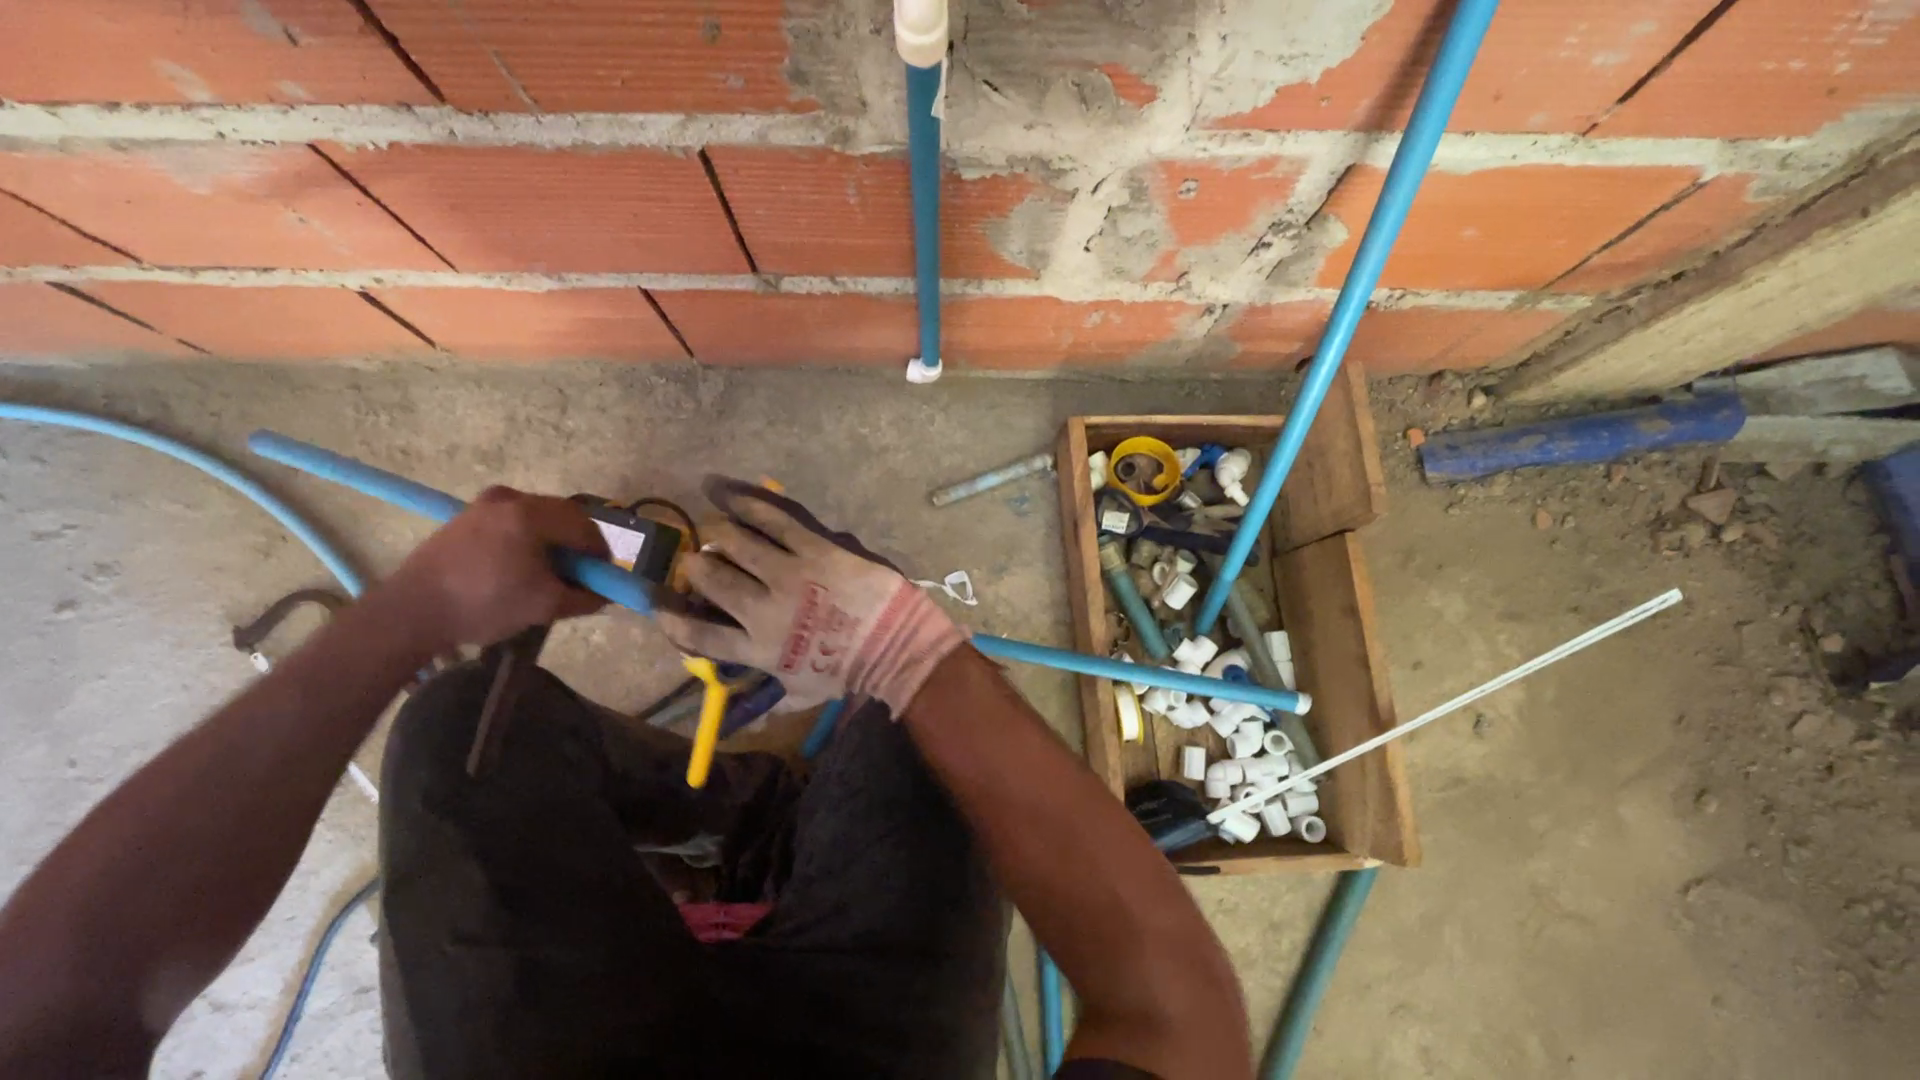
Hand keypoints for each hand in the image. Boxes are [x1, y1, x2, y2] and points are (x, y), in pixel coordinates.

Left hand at [389, 486, 608, 648]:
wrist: (412, 611)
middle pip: (562, 515)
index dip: (601, 553)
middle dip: (577, 545)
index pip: (585, 526)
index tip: (604, 577)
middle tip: (580, 575)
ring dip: (552, 541)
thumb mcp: (546, 606)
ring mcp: (483, 505)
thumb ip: (586, 597)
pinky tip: (520, 567)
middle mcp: (510, 498)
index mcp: (532, 514)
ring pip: (537, 517)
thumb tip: (604, 593)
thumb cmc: (485, 604)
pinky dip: (526, 539)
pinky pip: (512, 521)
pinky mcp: (465, 517)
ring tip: (549, 573)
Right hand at [654, 483, 966, 712]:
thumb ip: (769, 702)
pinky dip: (747, 503)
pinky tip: (726, 492)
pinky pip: (774, 519)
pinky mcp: (814, 549)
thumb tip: (744, 725)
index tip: (659, 603)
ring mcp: (789, 575)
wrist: (894, 645)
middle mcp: (764, 609)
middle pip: (711, 579)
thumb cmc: (847, 672)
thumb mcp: (802, 693)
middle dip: (696, 566)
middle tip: (699, 559)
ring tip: (715, 527)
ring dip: (718, 532)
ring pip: (735, 542)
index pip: (699, 635)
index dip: (671, 618)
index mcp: (758, 649)